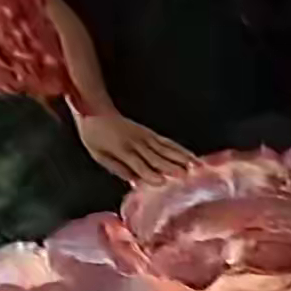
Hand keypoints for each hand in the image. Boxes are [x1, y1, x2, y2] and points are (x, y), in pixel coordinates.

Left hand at [73, 109, 192, 184]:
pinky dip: (180, 149)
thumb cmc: (94, 136)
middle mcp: (136, 142)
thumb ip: (118, 169)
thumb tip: (136, 182)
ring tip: (196, 165)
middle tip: (186, 175)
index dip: (150, 173)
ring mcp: (145, 136)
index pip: (138, 164)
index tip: (162, 182)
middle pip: (156, 156)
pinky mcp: (150, 133)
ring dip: (182, 157)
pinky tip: (191, 156)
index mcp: (121, 150)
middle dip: (171, 165)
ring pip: (166, 148)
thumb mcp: (99, 156)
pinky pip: (167, 142)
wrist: (93, 108)